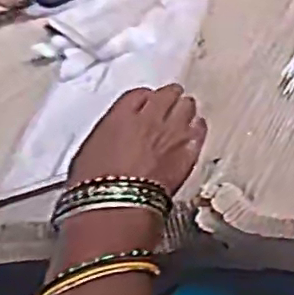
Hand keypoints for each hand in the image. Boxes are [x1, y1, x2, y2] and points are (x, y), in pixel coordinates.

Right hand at [56, 86, 207, 258]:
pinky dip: (197, 127)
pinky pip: (200, 129)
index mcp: (122, 115)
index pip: (141, 94)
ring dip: (185, 109)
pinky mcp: (190, 149)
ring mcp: (174, 133)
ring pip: (188, 107)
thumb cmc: (98, 182)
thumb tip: (120, 133)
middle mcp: (152, 119)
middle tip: (171, 101)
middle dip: (170, 98)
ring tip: (184, 112)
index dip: (147, 97)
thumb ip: (114, 130)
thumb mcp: (92, 146)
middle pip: (169, 95)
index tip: (149, 100)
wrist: (119, 201)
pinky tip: (195, 129)